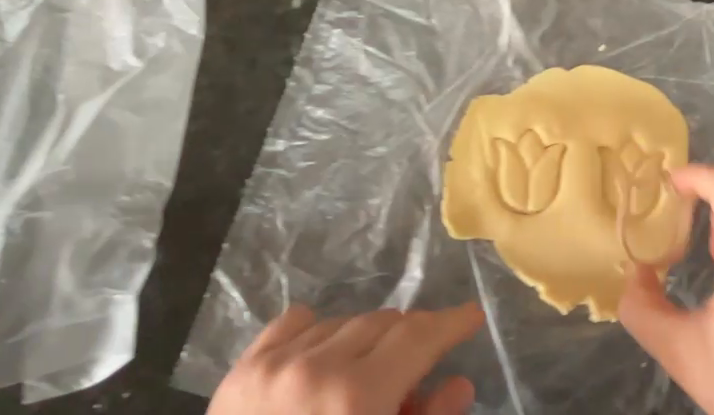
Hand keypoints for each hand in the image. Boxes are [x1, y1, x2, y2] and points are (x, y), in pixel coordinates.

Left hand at [207, 303, 484, 414]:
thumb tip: (458, 384)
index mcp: (357, 397)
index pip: (419, 336)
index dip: (450, 323)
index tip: (471, 316)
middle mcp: (317, 369)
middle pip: (383, 323)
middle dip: (406, 341)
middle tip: (412, 370)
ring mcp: (275, 367)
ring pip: (343, 322)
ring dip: (362, 341)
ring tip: (363, 375)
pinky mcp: (241, 372)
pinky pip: (295, 323)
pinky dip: (317, 333)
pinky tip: (321, 360)